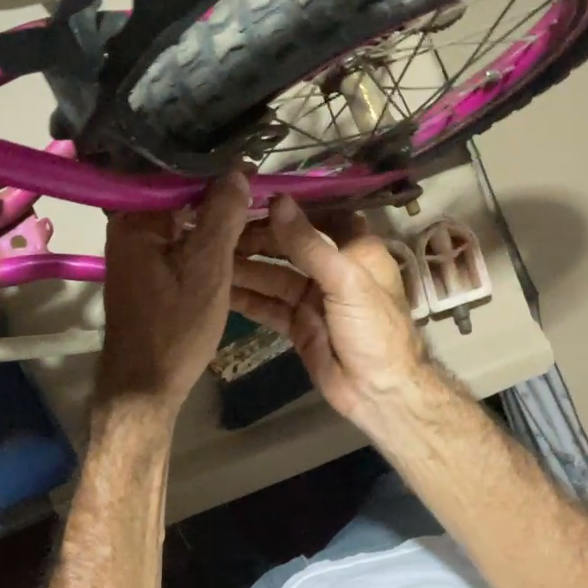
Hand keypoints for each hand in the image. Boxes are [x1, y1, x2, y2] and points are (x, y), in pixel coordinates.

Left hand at [95, 173, 250, 420]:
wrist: (145, 386)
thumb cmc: (175, 327)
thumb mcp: (207, 268)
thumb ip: (222, 216)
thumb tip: (237, 171)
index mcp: (135, 219)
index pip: (179, 176)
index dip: (219, 172)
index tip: (255, 170)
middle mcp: (129, 229)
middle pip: (181, 199)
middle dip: (220, 198)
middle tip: (262, 195)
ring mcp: (137, 255)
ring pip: (183, 226)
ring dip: (217, 224)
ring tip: (257, 219)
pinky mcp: (148, 277)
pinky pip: (180, 248)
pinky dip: (205, 247)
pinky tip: (234, 249)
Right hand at [229, 195, 431, 426]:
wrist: (379, 392)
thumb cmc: (374, 329)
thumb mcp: (346, 280)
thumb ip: (309, 244)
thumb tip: (278, 201)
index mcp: (356, 250)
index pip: (319, 216)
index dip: (288, 207)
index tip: (249, 195)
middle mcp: (334, 270)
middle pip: (290, 246)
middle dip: (257, 238)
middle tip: (217, 228)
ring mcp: (314, 299)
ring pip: (274, 276)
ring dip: (246, 267)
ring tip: (208, 256)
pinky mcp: (298, 325)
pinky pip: (268, 306)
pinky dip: (246, 299)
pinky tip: (218, 289)